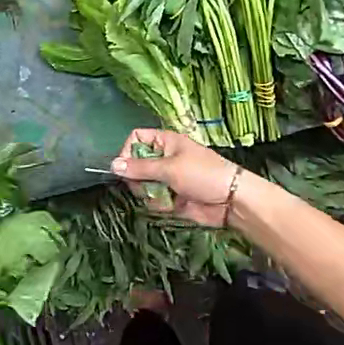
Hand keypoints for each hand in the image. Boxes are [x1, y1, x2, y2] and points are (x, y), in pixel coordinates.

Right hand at [112, 129, 242, 227]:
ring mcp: (167, 177)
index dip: (128, 151)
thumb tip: (112, 165)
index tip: (127, 167)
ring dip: (148, 193)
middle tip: (145, 185)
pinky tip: (171, 205)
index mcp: (165, 142)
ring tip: (163, 197)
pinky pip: (153, 199)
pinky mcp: (171, 196)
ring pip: (142, 184)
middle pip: (135, 164)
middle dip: (138, 178)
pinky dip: (158, 204)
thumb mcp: (169, 168)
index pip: (136, 139)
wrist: (231, 201)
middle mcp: (163, 158)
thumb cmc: (202, 174)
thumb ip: (139, 168)